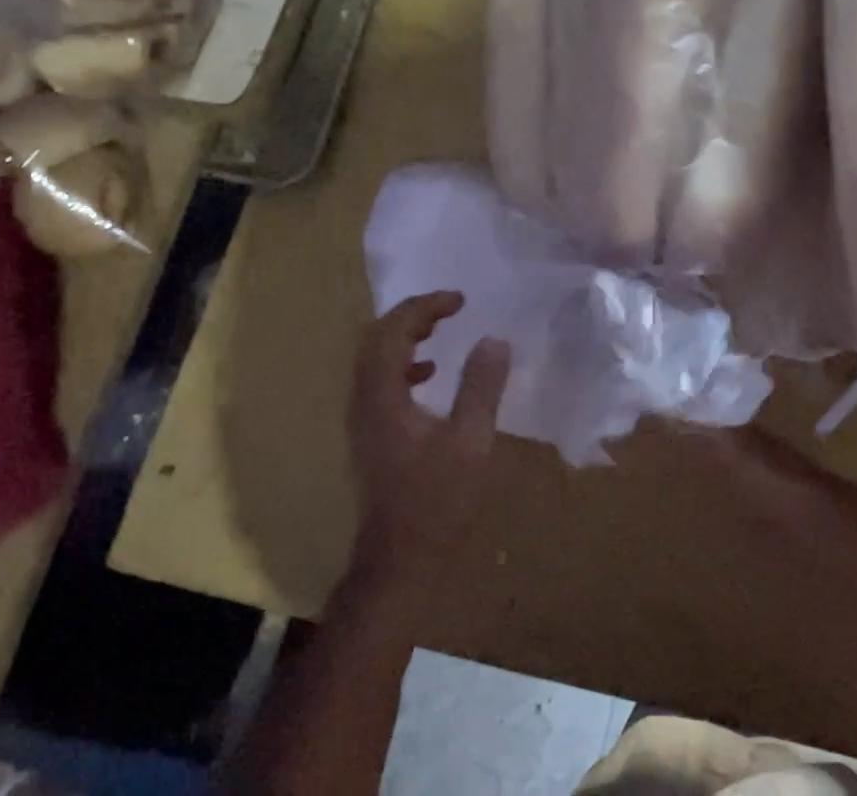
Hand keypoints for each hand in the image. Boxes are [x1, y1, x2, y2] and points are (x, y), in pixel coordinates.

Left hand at [345, 291, 511, 590]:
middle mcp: (362, 402)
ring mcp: (362, 420)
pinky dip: (404, 365)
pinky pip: (380, 382)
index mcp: (382, 397)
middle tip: (449, 307)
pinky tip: (432, 375)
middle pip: (374, 340)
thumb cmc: (437, 500)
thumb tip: (494, 340)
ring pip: (374, 361)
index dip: (423, 308)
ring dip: (404, 338)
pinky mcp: (371, 435)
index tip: (459, 299)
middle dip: (411, 316)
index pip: (392, 333)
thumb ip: (481, 388)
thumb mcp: (470, 441)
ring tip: (441, 330)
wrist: (400, 557)